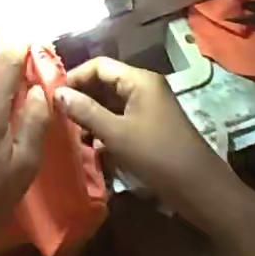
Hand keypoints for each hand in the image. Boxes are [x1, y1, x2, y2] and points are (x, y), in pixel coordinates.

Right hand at [56, 57, 240, 227]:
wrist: (201, 190)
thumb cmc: (159, 156)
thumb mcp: (117, 134)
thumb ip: (86, 112)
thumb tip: (57, 93)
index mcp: (139, 80)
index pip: (99, 65)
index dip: (75, 76)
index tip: (53, 96)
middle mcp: (144, 87)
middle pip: (104, 81)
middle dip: (81, 96)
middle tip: (57, 114)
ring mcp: (149, 107)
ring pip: (111, 101)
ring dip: (91, 113)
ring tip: (70, 131)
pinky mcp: (150, 126)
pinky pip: (121, 117)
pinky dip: (104, 126)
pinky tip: (90, 143)